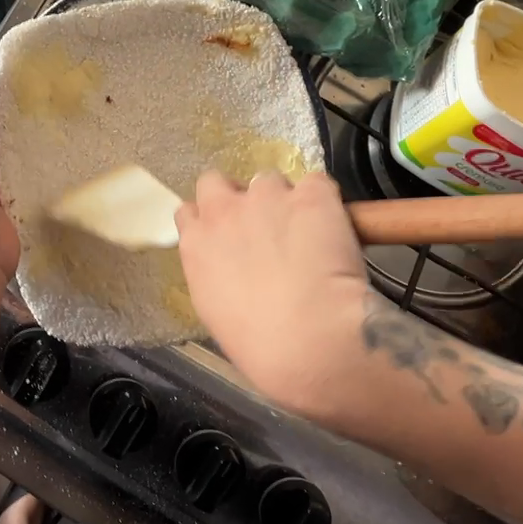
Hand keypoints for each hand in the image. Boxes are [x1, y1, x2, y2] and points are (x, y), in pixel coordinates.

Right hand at [175, 171, 370, 411]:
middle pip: (216, 181)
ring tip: (306, 231)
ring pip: (270, 180)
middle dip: (235, 195)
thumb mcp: (214, 309)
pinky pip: (316, 184)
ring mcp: (266, 197)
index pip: (189, 211)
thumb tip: (230, 266)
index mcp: (196, 243)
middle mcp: (224, 211)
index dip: (209, 218)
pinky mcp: (311, 194)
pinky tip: (334, 227)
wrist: (309, 338)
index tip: (227, 234)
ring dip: (282, 199)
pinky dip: (323, 201)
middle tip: (261, 221)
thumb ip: (213, 272)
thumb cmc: (258, 343)